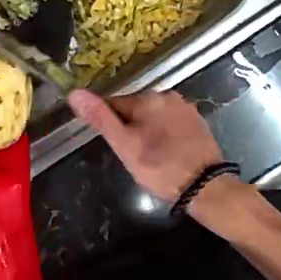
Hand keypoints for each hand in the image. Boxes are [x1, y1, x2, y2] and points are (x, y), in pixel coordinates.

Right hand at [67, 89, 230, 203]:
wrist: (205, 186)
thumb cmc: (160, 167)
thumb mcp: (124, 146)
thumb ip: (100, 118)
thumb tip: (75, 94)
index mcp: (148, 98)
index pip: (115, 105)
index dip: (112, 126)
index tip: (117, 146)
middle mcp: (168, 96)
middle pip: (136, 109)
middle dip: (131, 127)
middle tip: (133, 154)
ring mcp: (186, 108)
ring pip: (155, 116)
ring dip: (149, 130)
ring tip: (151, 155)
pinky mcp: (198, 122)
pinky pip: (172, 123)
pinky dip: (166, 134)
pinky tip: (168, 152)